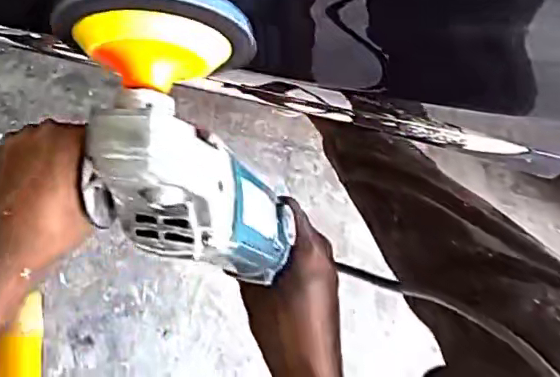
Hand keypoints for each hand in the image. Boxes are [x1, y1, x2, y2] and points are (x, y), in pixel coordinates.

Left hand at [0, 119, 92, 269]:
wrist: (10, 241)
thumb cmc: (51, 228)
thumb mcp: (92, 210)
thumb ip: (99, 183)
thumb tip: (99, 179)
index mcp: (71, 140)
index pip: (91, 137)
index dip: (94, 153)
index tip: (95, 166)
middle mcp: (45, 131)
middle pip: (65, 135)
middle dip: (69, 152)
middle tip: (72, 177)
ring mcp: (22, 137)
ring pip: (43, 139)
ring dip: (47, 153)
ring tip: (49, 181)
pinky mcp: (4, 146)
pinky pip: (23, 146)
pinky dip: (28, 158)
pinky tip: (30, 180)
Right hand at [240, 199, 342, 376]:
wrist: (308, 371)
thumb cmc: (288, 334)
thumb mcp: (253, 289)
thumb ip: (243, 260)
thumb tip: (231, 245)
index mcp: (311, 251)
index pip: (290, 207)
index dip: (266, 201)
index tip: (247, 200)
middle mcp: (325, 260)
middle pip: (295, 224)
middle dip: (270, 222)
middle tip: (245, 222)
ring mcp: (328, 277)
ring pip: (299, 242)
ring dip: (277, 240)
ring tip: (251, 245)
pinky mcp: (325, 291)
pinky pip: (305, 260)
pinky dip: (286, 256)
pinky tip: (265, 268)